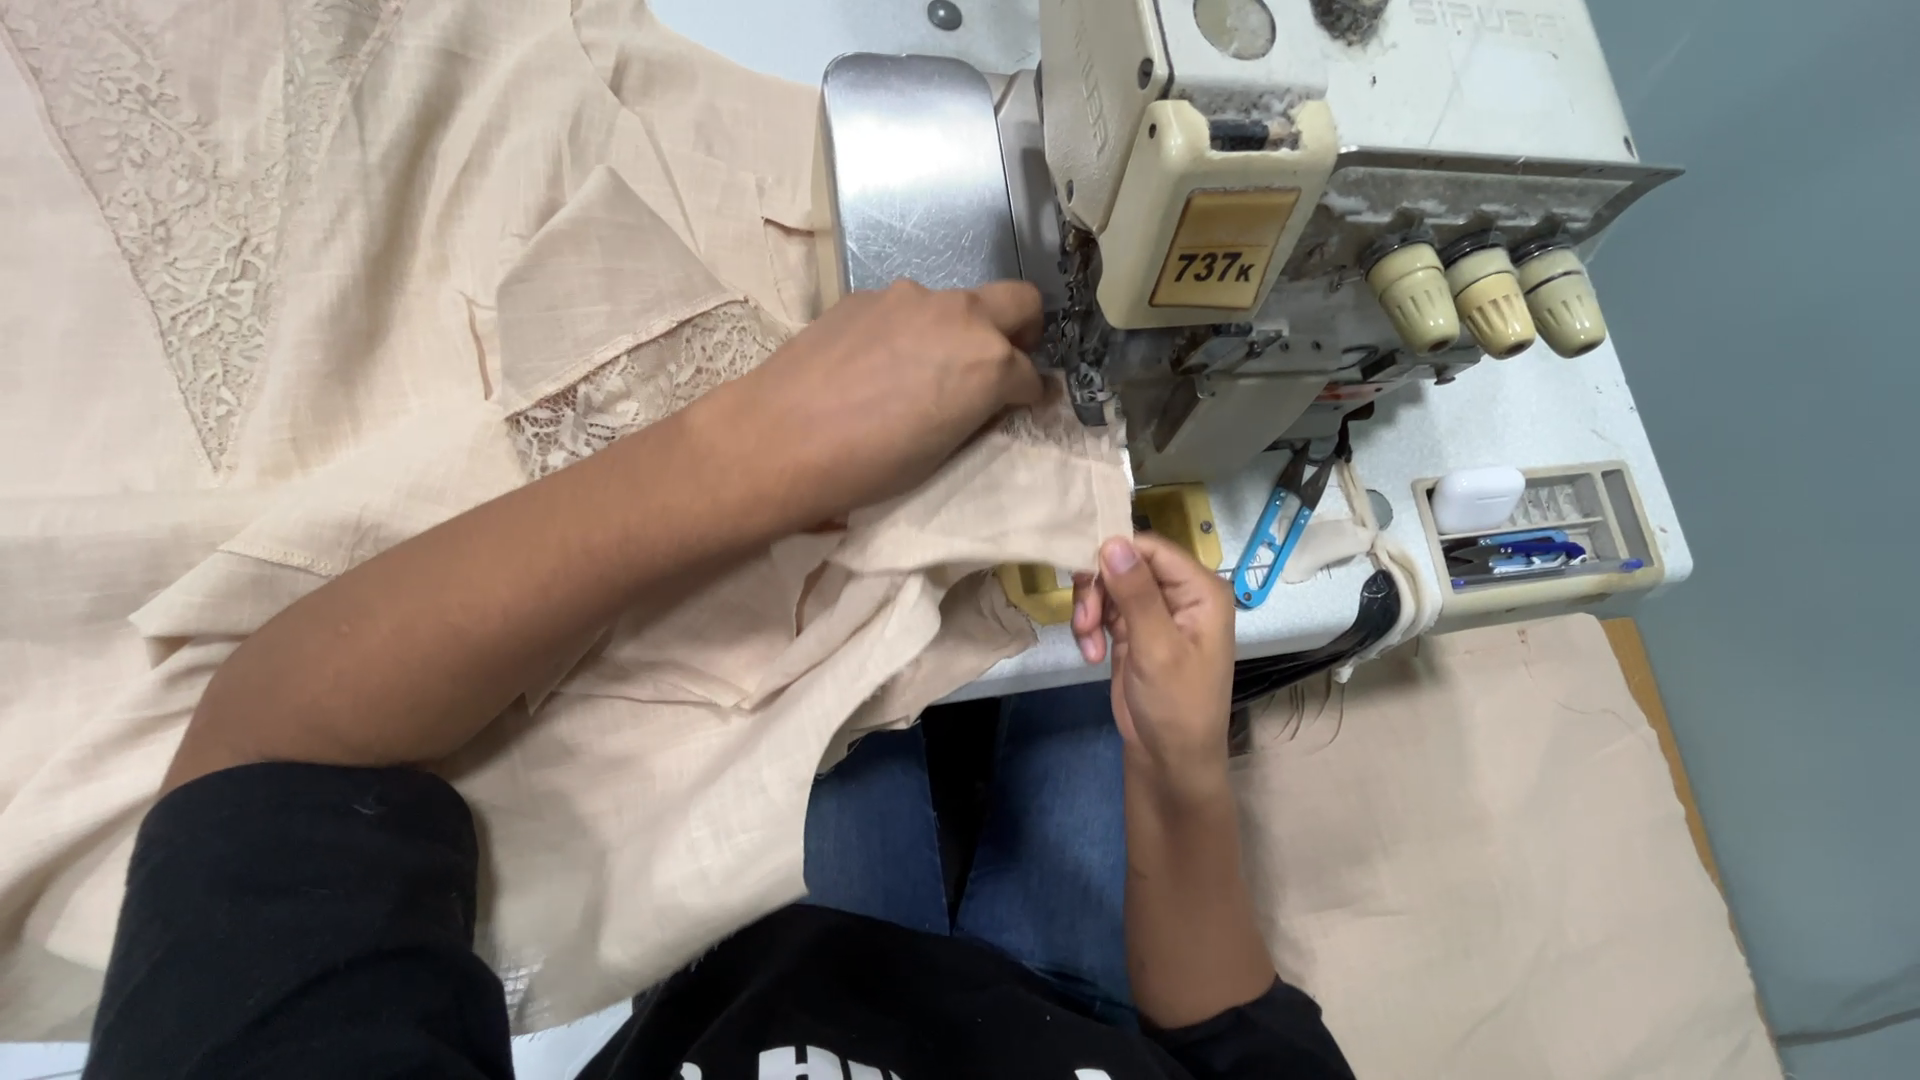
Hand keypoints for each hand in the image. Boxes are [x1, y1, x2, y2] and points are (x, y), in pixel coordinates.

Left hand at [707, 279, 1044, 523]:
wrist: (782, 437)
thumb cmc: (871, 464)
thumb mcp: (942, 451)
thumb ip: (976, 412)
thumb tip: (989, 401)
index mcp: (989, 362)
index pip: (1031, 373)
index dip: (1028, 394)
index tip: (1018, 407)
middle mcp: (959, 316)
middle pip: (1019, 302)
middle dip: (1023, 331)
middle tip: (1001, 364)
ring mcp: (911, 298)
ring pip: (957, 304)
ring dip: (957, 331)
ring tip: (920, 370)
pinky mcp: (867, 296)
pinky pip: (907, 310)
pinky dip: (909, 331)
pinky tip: (875, 363)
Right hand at [1073, 534, 1236, 798]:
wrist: (1168, 759)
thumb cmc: (1176, 705)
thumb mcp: (1157, 648)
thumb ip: (1135, 593)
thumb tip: (1113, 541)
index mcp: (1200, 590)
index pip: (1151, 548)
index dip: (1115, 554)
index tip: (1082, 574)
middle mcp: (1180, 594)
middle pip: (1125, 564)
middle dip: (1098, 589)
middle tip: (1084, 620)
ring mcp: (1155, 612)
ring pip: (1109, 585)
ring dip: (1090, 610)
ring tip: (1088, 644)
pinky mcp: (1133, 631)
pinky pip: (1104, 610)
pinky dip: (1091, 627)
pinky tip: (1092, 654)